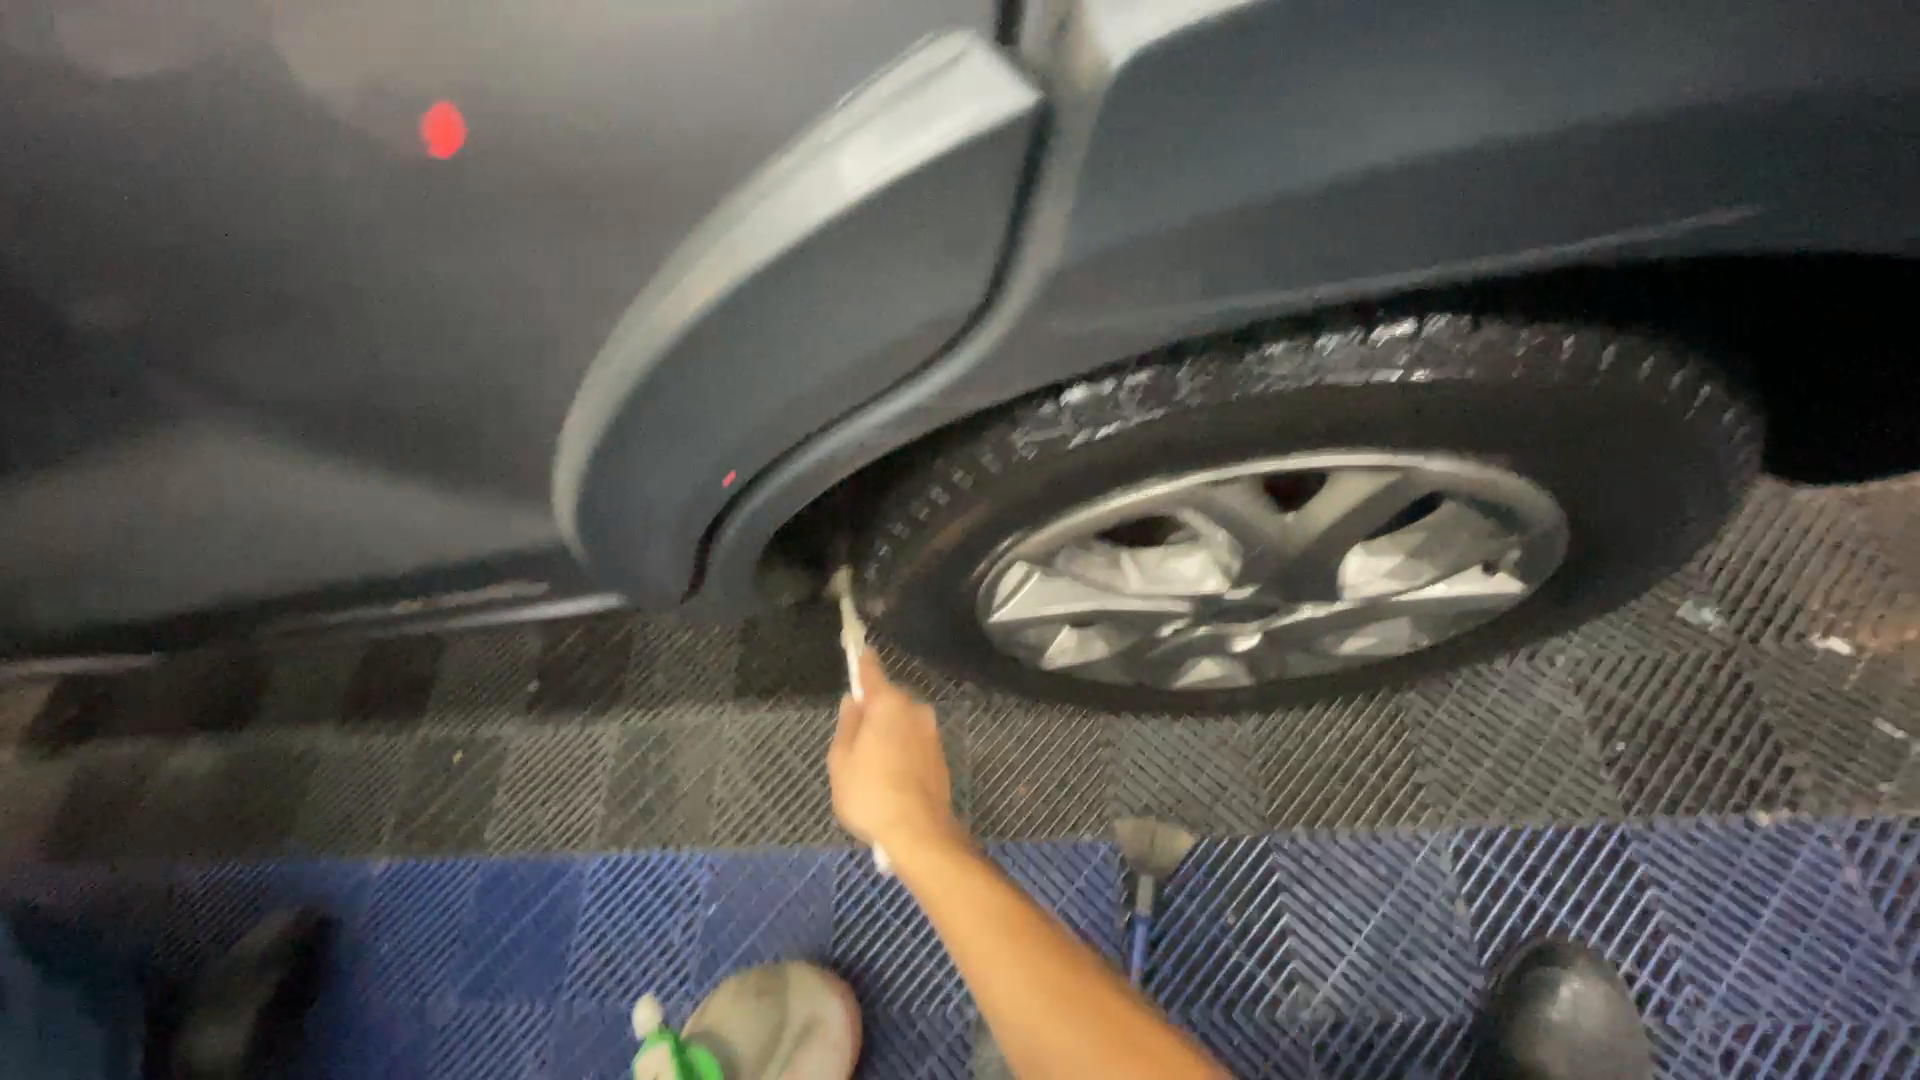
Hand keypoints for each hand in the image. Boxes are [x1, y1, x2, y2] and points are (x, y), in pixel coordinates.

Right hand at [828, 650, 959, 850]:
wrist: (919, 831)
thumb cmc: (870, 794)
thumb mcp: (841, 761)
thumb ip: (847, 725)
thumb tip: (853, 701)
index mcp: (887, 704)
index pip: (872, 672)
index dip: (863, 661)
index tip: (860, 647)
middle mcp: (915, 710)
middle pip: (889, 700)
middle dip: (874, 710)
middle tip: (855, 739)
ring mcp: (931, 732)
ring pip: (903, 722)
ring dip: (889, 733)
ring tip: (871, 766)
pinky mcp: (940, 754)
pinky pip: (914, 741)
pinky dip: (902, 749)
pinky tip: (891, 776)